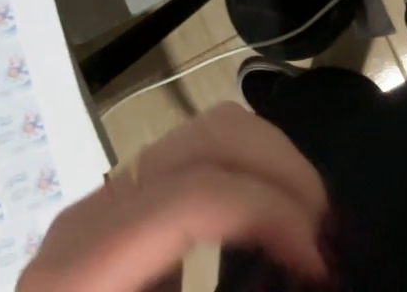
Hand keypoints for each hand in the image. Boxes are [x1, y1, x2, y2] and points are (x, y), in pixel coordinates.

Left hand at [19, 103, 326, 291]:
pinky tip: (274, 214)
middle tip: (326, 234)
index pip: (196, 197)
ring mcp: (108, 199)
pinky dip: (254, 168)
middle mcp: (92, 213)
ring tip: (309, 219)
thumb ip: (232, 291)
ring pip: (213, 130)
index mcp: (80, 270)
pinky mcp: (127, 203)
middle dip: (285, 174)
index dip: (272, 214)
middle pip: (211, 139)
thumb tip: (309, 274)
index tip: (320, 264)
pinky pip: (203, 153)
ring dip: (276, 163)